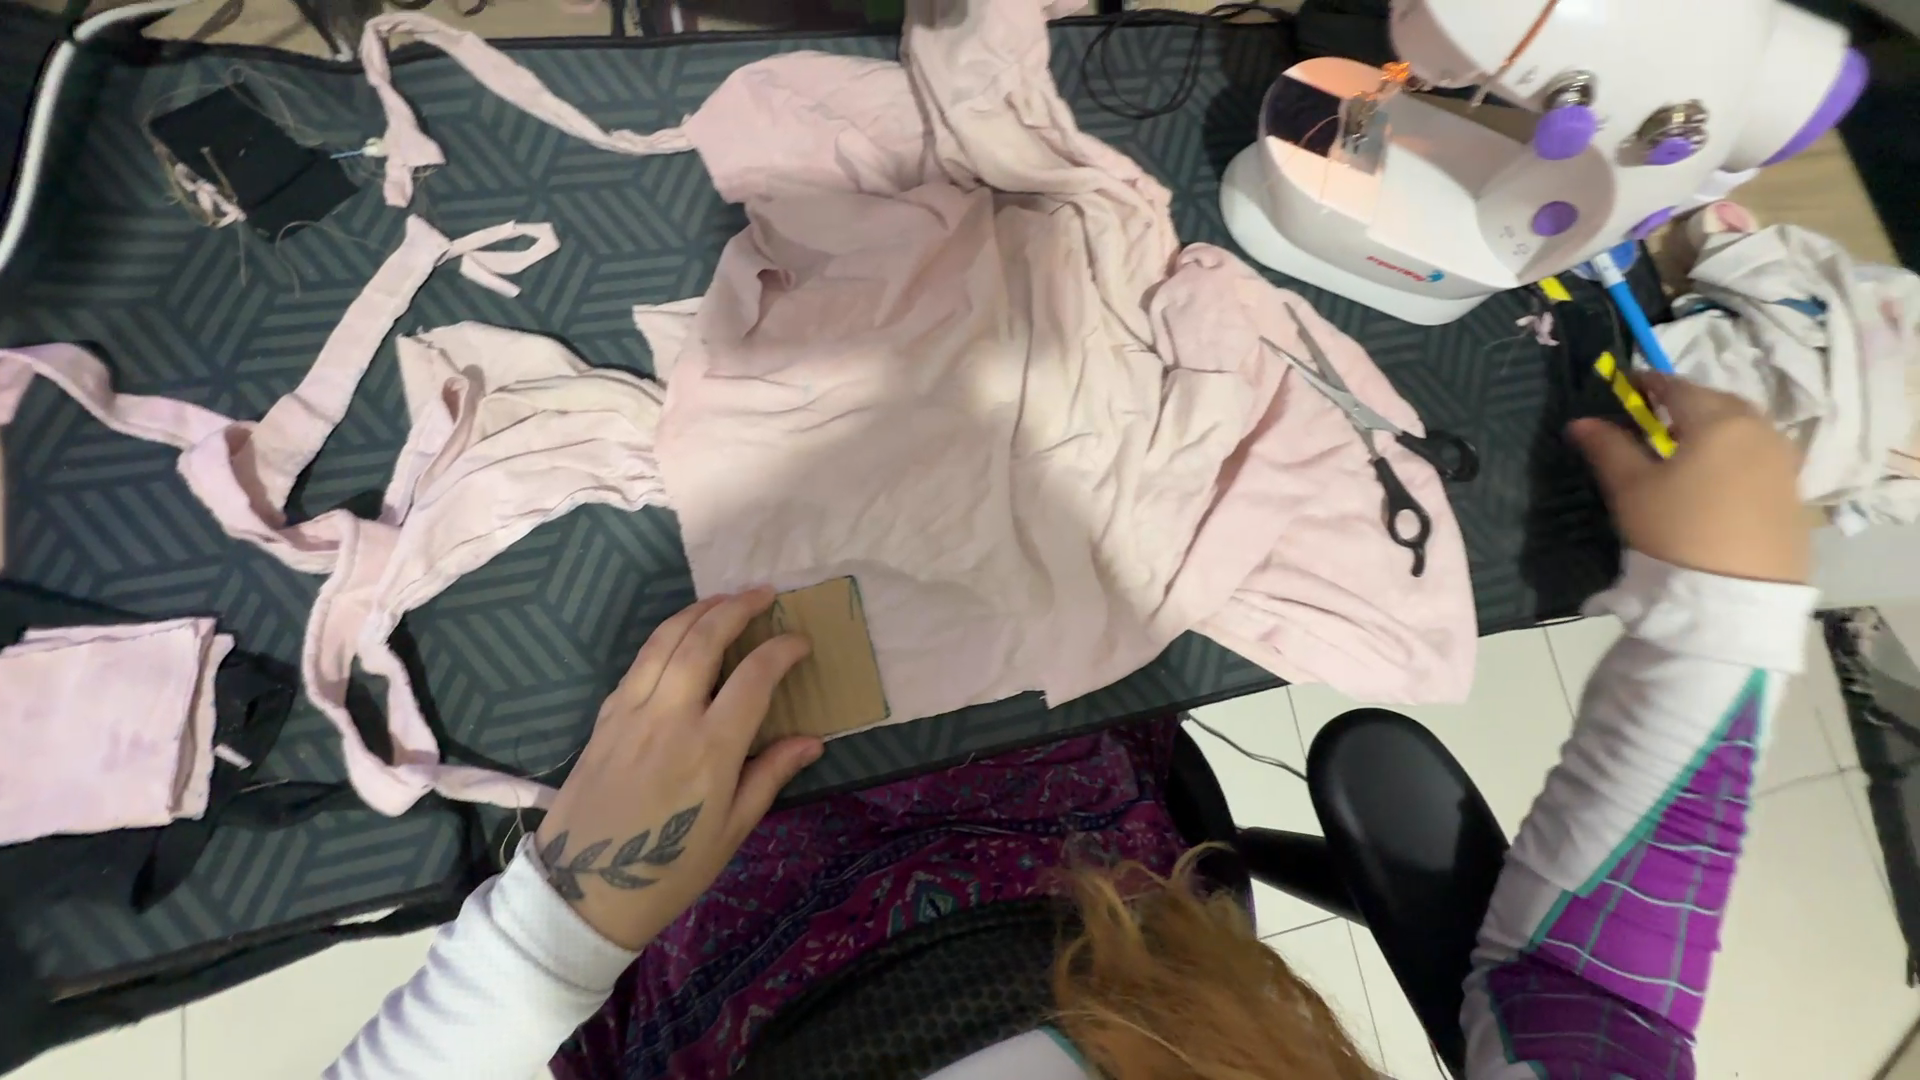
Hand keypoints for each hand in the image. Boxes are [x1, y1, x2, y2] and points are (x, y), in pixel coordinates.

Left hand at [531, 589, 821, 949]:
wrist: (580, 897)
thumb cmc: (669, 870)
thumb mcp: (732, 830)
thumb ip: (771, 775)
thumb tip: (813, 741)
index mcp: (710, 749)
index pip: (754, 677)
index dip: (782, 650)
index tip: (801, 642)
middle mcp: (670, 718)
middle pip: (703, 640)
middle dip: (737, 608)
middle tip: (763, 594)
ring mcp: (631, 713)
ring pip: (664, 641)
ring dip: (697, 611)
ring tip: (723, 599)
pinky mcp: (604, 719)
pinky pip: (638, 663)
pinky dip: (664, 638)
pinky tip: (679, 637)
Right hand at [1568, 373, 1809, 584]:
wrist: (1734, 587)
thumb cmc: (1673, 527)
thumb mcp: (1629, 486)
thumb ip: (1607, 447)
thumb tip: (1582, 422)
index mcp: (1719, 422)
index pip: (1679, 388)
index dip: (1649, 382)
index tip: (1626, 382)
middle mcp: (1760, 430)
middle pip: (1718, 403)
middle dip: (1684, 401)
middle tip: (1651, 412)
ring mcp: (1783, 459)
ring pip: (1742, 427)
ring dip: (1709, 425)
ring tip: (1679, 441)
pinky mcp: (1790, 487)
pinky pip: (1756, 452)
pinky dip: (1729, 448)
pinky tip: (1708, 470)